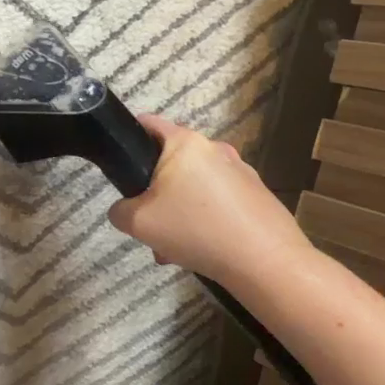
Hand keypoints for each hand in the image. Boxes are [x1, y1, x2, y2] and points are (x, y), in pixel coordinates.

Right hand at [106, 114, 311, 288]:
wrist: (265, 261)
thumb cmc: (195, 230)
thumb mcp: (137, 223)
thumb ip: (119, 210)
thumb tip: (125, 209)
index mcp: (184, 143)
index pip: (147, 123)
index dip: (127, 138)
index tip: (119, 166)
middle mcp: (214, 148)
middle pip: (170, 162)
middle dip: (155, 193)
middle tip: (149, 224)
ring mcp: (240, 170)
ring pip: (193, 185)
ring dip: (178, 211)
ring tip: (175, 247)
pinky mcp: (257, 193)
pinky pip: (217, 200)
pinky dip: (204, 219)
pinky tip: (202, 248)